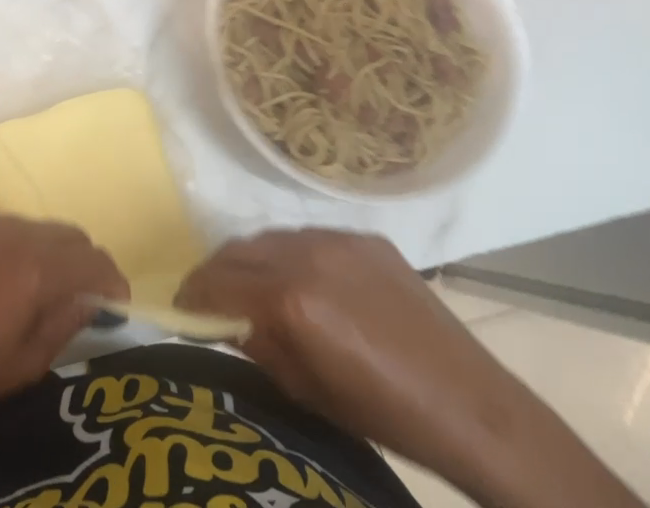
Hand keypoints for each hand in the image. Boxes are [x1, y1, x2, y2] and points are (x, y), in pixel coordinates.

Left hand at [0, 209, 128, 439]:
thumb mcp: (25, 364)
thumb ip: (65, 323)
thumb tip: (90, 299)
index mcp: (35, 268)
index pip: (94, 259)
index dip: (113, 281)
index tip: (116, 305)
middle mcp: (12, 231)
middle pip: (68, 234)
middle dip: (83, 263)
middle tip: (80, 298)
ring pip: (34, 226)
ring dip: (48, 252)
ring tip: (35, 288)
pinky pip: (0, 225)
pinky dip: (14, 244)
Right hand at [176, 230, 541, 480]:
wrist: (467, 405)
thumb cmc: (378, 412)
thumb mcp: (299, 386)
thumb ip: (252, 341)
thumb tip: (217, 319)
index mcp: (289, 299)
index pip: (213, 282)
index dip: (189, 297)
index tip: (182, 312)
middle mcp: (307, 255)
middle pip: (234, 251)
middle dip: (215, 275)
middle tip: (211, 302)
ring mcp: (340, 241)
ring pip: (269, 238)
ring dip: (251, 261)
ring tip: (257, 291)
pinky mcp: (368, 239)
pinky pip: (309, 238)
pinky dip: (291, 256)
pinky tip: (306, 285)